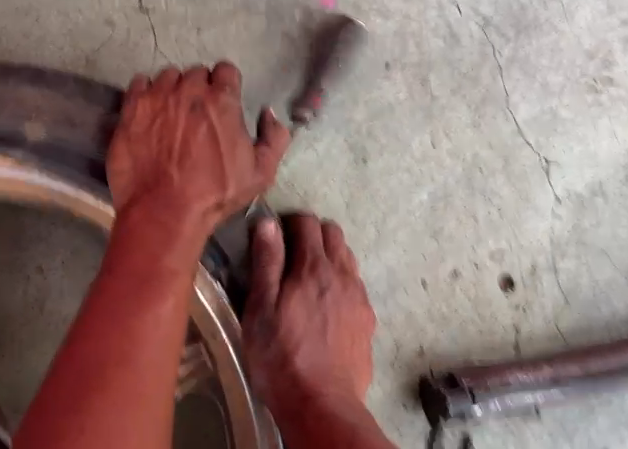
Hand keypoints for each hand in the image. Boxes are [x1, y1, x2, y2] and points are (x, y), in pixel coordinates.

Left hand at [108, 63, 290, 241]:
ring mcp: (158, 96)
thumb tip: (269, 113)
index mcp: (221, 100)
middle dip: (199, 88)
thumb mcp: (260, 173)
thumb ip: (274, 138)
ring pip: (168, 77)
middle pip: (196, 73)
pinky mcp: (132, 107)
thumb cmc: (214, 193)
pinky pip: (139, 83)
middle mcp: (189, 89)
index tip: (222, 102)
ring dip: (172, 90)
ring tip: (171, 113)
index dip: (225, 85)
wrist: (163, 212)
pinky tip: (148, 112)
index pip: (226, 70)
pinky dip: (145, 93)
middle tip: (196, 113)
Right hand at [243, 213, 377, 421]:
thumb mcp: (261, 307)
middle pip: (333, 233)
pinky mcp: (367, 321)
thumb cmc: (281, 356)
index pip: (308, 222)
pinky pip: (355, 286)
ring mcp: (359, 298)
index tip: (276, 237)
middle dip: (313, 234)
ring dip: (329, 257)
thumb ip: (267, 261)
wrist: (322, 405)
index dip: (290, 222)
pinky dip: (341, 282)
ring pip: (347, 258)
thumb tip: (268, 222)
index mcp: (313, 267)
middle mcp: (342, 274)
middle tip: (291, 255)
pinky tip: (326, 306)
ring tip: (308, 280)